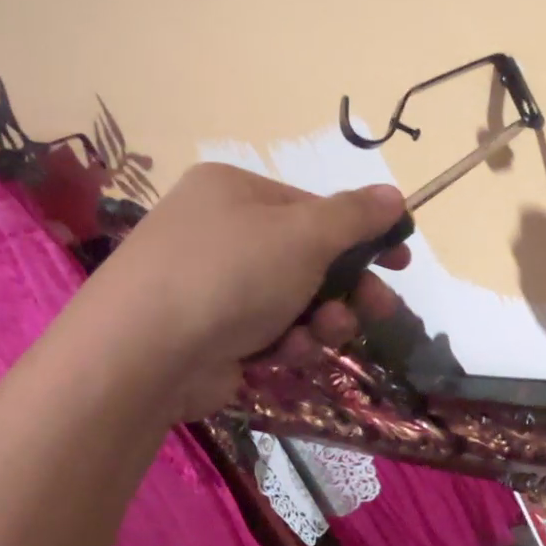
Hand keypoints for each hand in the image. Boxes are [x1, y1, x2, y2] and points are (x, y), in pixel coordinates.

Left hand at [68, 162, 410, 418]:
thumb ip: (356, 216)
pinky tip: (285, 352)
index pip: (317, 209)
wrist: (144, 354)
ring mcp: (216, 285)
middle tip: (379, 309)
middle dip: (348, 288)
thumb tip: (395, 195)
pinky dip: (288, 343)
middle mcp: (224, 231)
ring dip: (323, 321)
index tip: (401, 262)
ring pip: (298, 301)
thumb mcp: (305, 236)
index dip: (364, 236)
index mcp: (237, 192)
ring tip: (323, 333)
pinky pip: (273, 332)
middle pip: (312, 259)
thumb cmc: (230, 276)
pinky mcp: (215, 333)